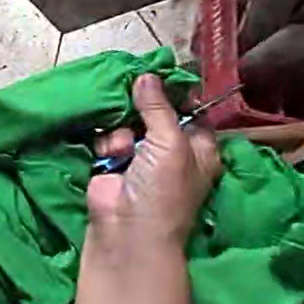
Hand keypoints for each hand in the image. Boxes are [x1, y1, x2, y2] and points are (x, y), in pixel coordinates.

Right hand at [85, 75, 221, 267]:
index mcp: (197, 147)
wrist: (126, 228)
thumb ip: (158, 108)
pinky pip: (107, 137)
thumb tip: (147, 75)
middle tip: (133, 103)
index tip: (156, 77)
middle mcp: (170, 149)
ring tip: (121, 148)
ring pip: (126, 122)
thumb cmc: (162, 189)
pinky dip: (106, 143)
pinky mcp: (111, 161)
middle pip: (153, 112)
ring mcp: (139, 156)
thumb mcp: (171, 143)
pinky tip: (108, 155)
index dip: (174, 95)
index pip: (189, 111)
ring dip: (121, 131)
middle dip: (141, 109)